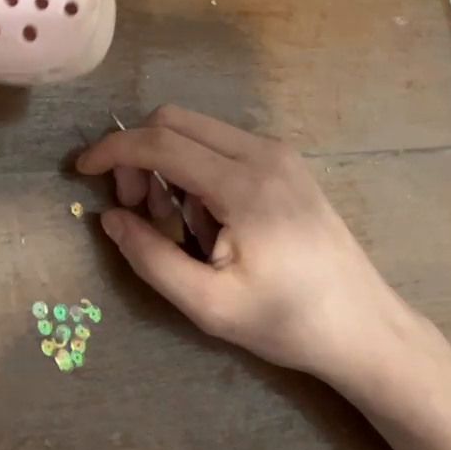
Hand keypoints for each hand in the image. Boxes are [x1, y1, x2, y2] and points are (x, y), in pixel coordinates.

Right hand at [76, 105, 408, 384]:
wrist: (368, 330)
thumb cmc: (289, 322)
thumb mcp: (210, 306)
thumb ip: (150, 258)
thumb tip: (110, 217)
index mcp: (245, 186)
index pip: (160, 142)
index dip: (112, 150)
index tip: (82, 169)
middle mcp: (261, 153)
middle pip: (172, 120)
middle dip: (138, 154)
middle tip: (136, 207)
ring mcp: (276, 152)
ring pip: (193, 128)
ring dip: (165, 161)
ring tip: (177, 221)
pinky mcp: (283, 161)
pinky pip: (218, 143)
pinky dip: (193, 166)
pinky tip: (206, 214)